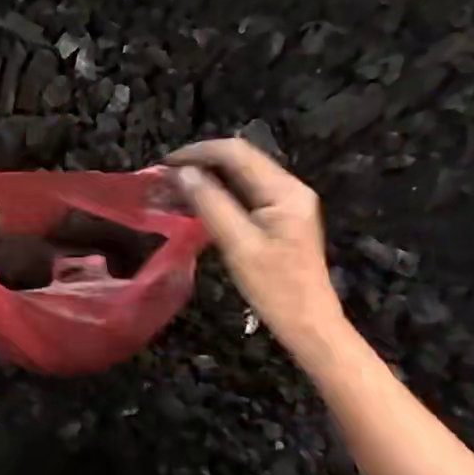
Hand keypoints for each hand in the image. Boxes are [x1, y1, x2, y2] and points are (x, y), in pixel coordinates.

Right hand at [166, 139, 344, 343]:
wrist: (308, 323)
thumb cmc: (275, 288)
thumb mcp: (238, 244)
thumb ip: (210, 203)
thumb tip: (182, 173)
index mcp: (284, 191)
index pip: (237, 152)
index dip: (198, 152)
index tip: (165, 164)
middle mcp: (289, 187)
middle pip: (240, 158)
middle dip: (200, 161)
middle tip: (165, 175)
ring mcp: (286, 201)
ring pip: (240, 173)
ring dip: (207, 174)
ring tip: (174, 185)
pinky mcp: (279, 215)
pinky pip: (244, 190)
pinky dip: (217, 190)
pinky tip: (197, 199)